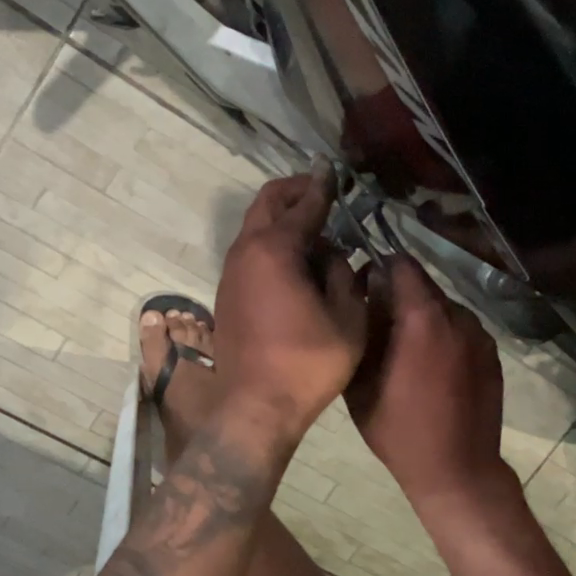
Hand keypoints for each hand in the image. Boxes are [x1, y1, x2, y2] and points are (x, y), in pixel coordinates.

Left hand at [211, 170, 366, 440]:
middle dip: (295, 191)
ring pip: (255, 227)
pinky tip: (298, 260)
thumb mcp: (348, 319)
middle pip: (268, 203)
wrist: (256, 406)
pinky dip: (272, 242)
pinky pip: (250, 251)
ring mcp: (231, 272)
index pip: (303, 205)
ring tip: (318, 229)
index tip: (336, 170)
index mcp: (274, 250)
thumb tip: (335, 255)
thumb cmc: (307, 363)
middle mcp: (245, 252)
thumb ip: (345, 276)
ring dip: (282, 218)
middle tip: (324, 191)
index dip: (323, 186)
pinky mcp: (227, 292)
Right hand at [346, 255, 510, 501]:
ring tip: (401, 343)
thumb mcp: (360, 380)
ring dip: (422, 315)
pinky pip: (460, 329)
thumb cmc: (398, 428)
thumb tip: (362, 296)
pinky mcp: (491, 356)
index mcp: (423, 319)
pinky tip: (426, 364)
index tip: (363, 281)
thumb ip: (361, 329)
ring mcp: (480, 337)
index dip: (380, 266)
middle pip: (424, 286)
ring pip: (444, 307)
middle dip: (399, 293)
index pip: (403, 265)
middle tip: (376, 316)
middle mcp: (458, 318)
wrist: (457, 471)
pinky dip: (442, 334)